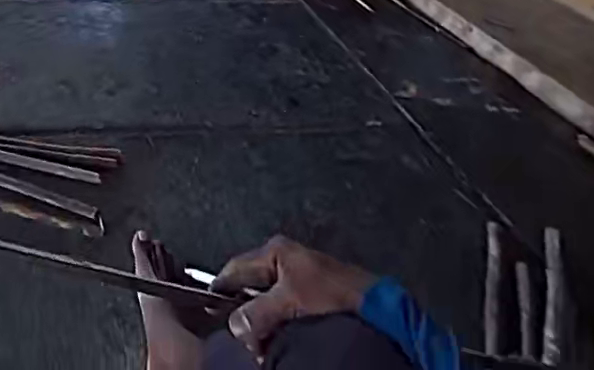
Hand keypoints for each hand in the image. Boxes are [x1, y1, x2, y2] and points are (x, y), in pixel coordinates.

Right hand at [211, 236, 377, 359]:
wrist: (381, 309)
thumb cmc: (336, 294)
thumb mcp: (292, 301)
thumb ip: (260, 311)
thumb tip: (235, 325)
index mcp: (275, 251)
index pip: (237, 268)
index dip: (223, 286)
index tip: (212, 304)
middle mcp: (284, 260)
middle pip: (252, 286)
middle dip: (246, 311)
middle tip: (243, 334)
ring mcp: (299, 276)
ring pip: (268, 299)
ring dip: (263, 320)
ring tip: (261, 342)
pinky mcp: (313, 295)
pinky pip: (284, 308)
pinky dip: (279, 323)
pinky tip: (280, 338)